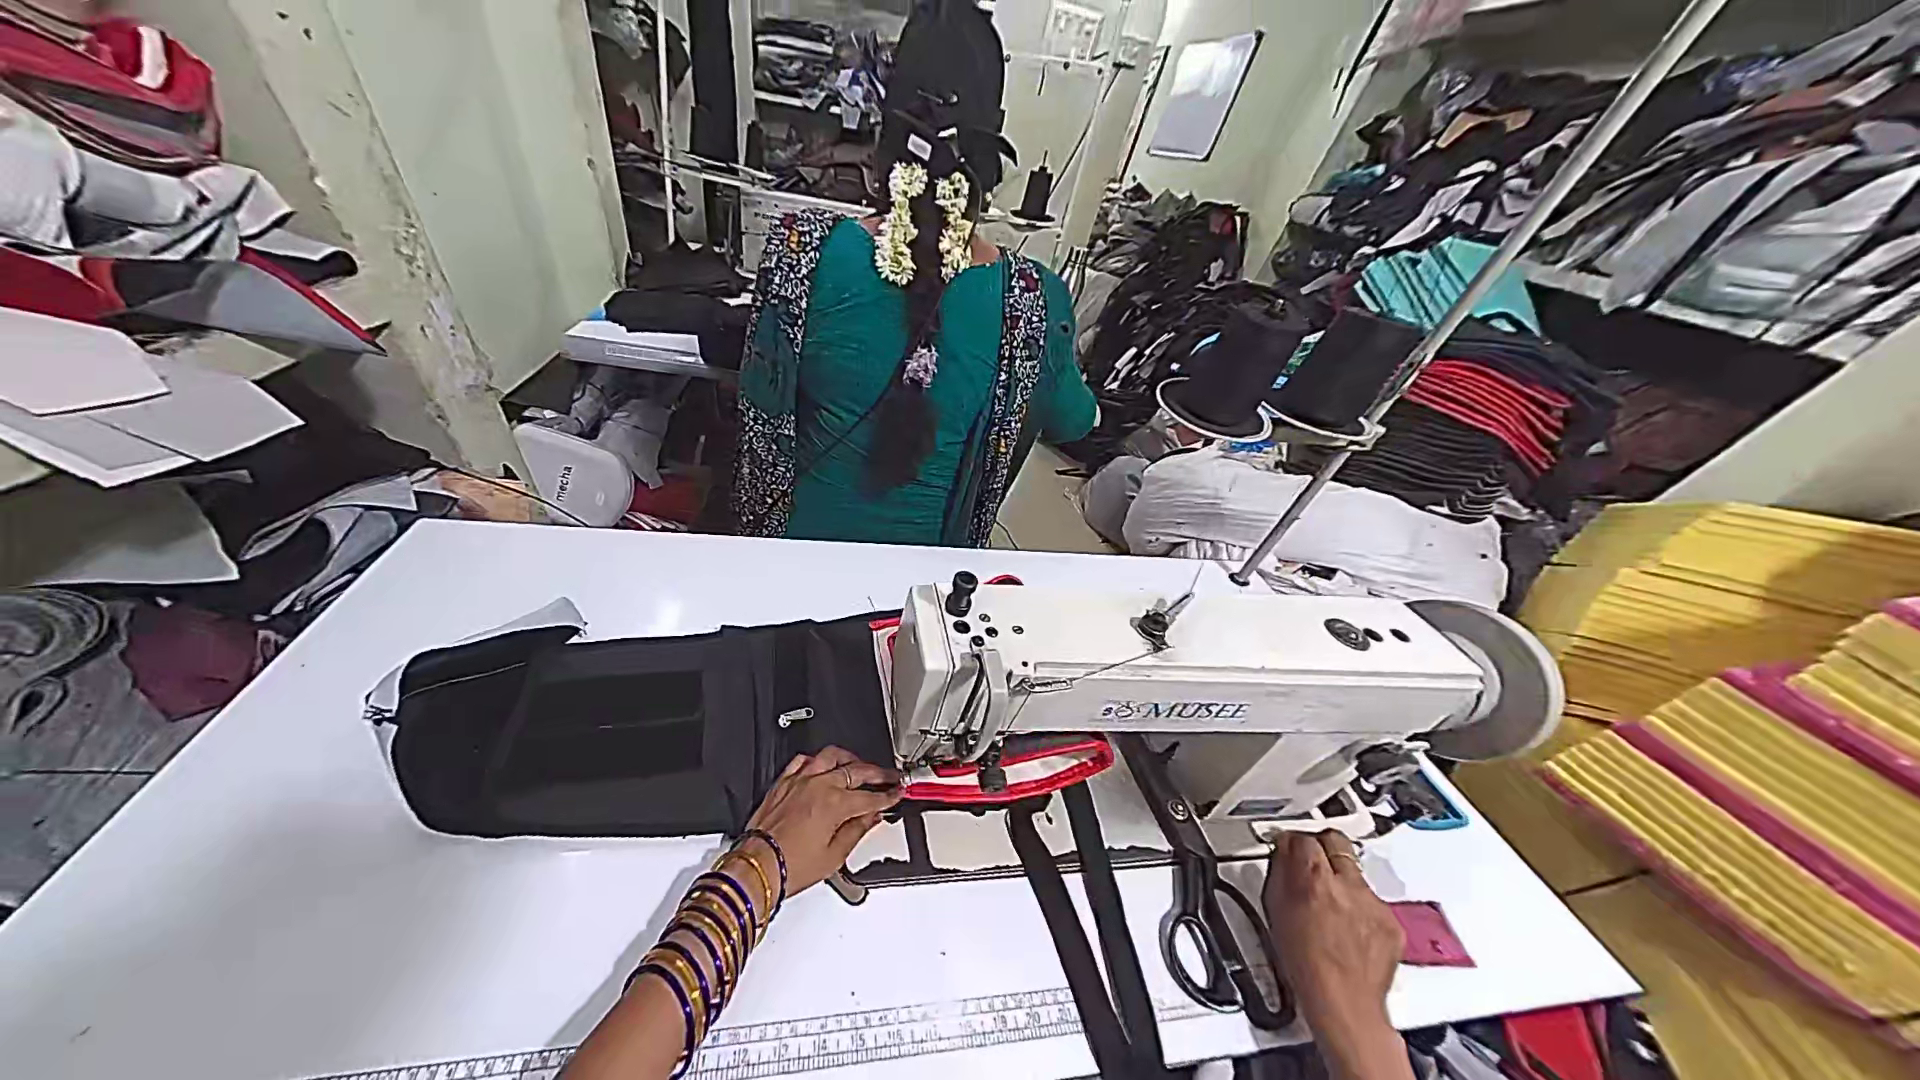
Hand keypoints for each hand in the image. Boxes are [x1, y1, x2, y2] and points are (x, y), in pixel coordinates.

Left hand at [743, 746, 901, 895]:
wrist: (756, 868)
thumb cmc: (789, 866)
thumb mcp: (834, 856)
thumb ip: (857, 830)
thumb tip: (871, 817)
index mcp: (835, 803)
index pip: (871, 796)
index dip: (888, 795)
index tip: (897, 793)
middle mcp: (818, 786)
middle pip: (857, 770)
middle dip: (878, 773)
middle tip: (889, 776)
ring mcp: (800, 781)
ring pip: (831, 756)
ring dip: (850, 758)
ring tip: (859, 764)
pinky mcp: (783, 782)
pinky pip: (803, 760)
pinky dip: (817, 760)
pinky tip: (822, 765)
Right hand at [1263, 831, 1404, 1052]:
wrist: (1342, 1002)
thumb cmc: (1306, 964)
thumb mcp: (1276, 909)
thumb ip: (1281, 873)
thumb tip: (1284, 854)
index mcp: (1313, 879)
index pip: (1302, 837)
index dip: (1292, 839)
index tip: (1289, 844)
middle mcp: (1347, 885)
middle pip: (1335, 841)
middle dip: (1321, 844)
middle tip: (1312, 856)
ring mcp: (1373, 904)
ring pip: (1355, 872)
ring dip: (1341, 879)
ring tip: (1330, 904)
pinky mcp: (1392, 922)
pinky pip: (1373, 900)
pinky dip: (1360, 905)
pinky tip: (1348, 925)